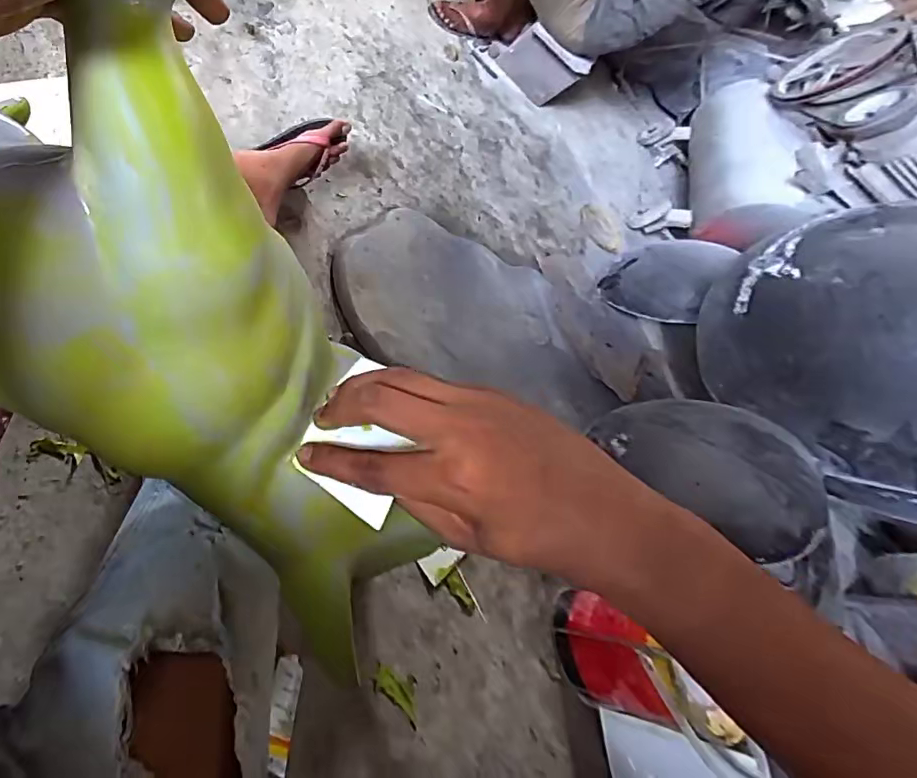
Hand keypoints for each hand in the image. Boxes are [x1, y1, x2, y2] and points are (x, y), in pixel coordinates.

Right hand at [296, 368, 693, 590]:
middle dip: (339, 405)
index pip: (373, 465)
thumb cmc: (538, 540)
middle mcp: (458, 431)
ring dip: (362, 384)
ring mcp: (474, 403)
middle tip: (323, 417)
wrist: (611, 516)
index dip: (331, 459)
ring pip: (397, 376)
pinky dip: (396, 385)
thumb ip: (415, 501)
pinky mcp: (487, 391)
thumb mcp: (468, 537)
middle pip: (377, 400)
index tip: (304, 453)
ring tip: (344, 398)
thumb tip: (379, 472)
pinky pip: (426, 380)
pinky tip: (390, 399)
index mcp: (454, 479)